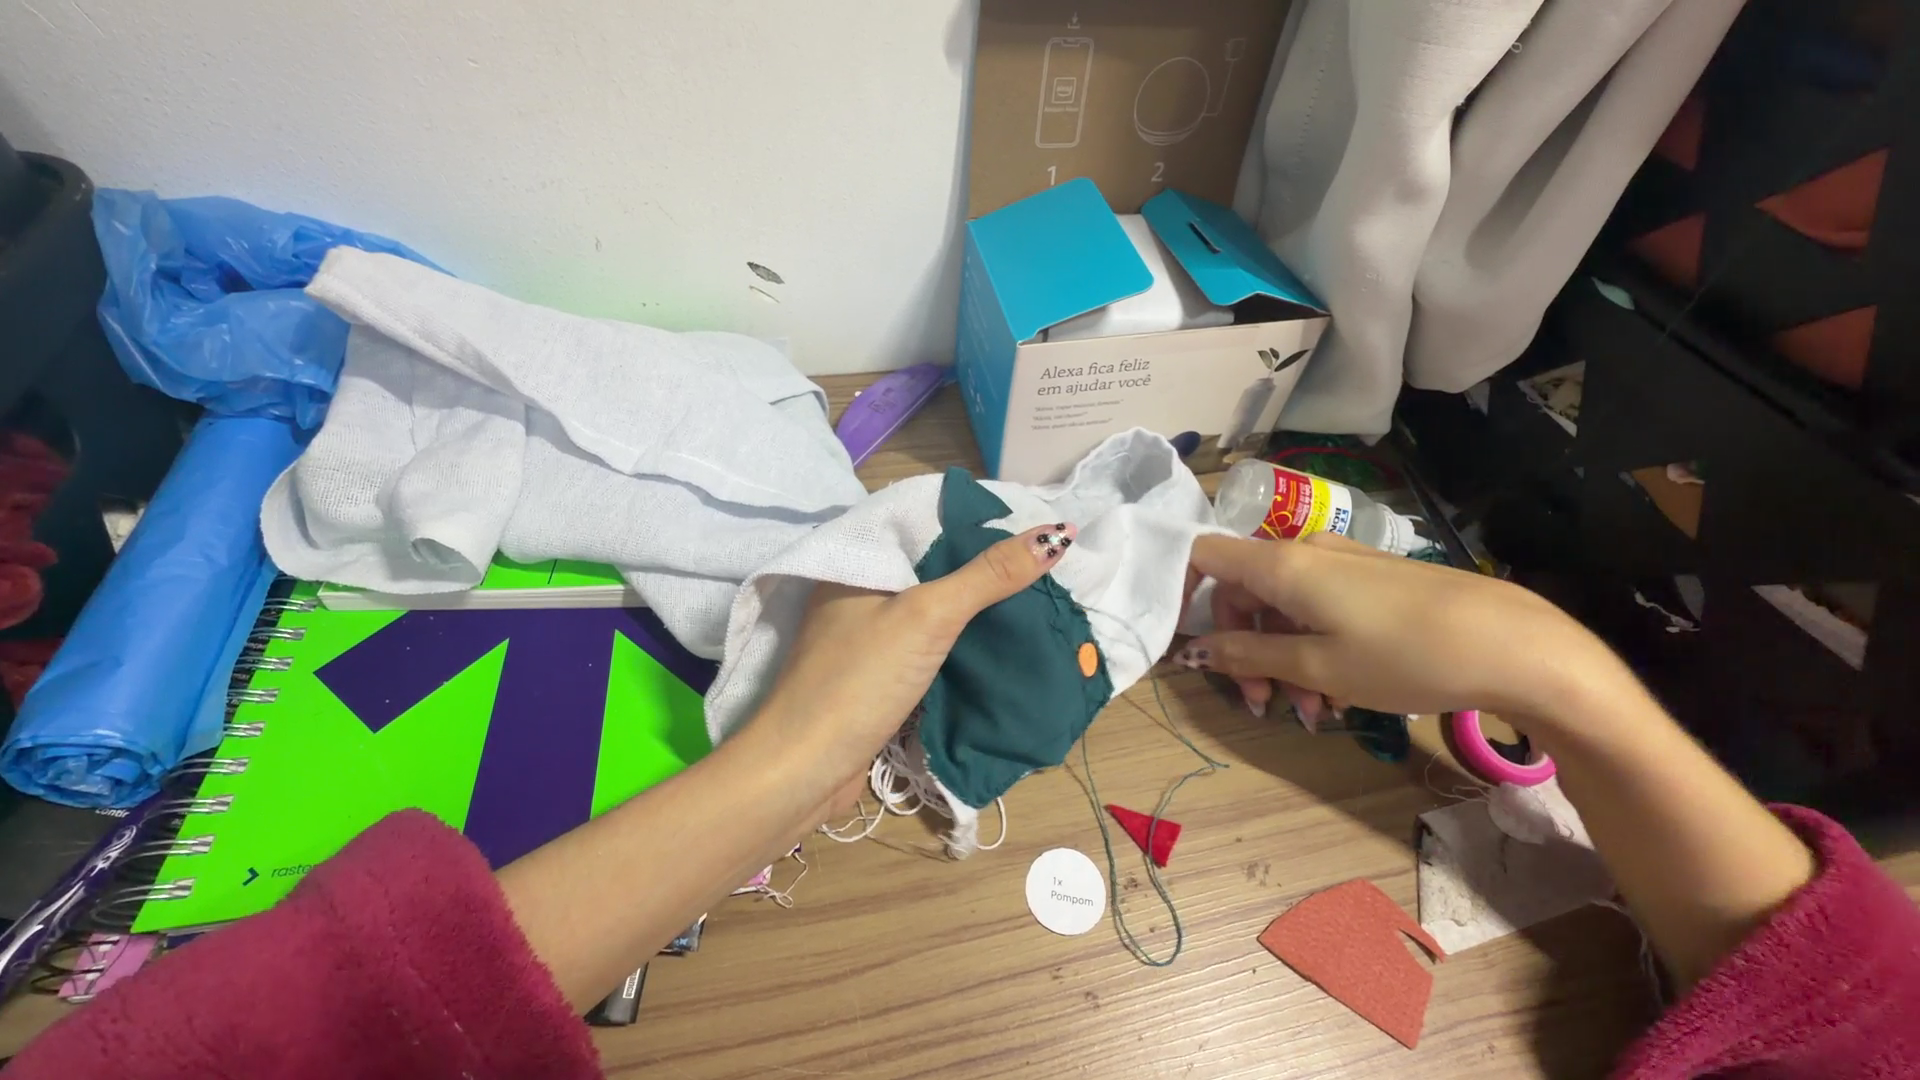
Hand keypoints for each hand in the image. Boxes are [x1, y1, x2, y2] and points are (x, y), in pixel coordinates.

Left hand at [749, 522, 1076, 775]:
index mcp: (857, 562)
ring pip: (931, 608)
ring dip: (974, 606)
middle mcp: (857, 591)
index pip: (923, 522)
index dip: (976, 520)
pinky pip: (927, 644)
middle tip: (1044, 559)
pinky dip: (959, 640)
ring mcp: (865, 636)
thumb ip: (989, 576)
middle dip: (983, 566)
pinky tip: (997, 639)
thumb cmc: (860, 680)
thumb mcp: (929, 616)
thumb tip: (1059, 531)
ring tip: (1033, 593)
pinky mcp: (876, 675)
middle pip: (931, 567)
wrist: (803, 771)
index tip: (1031, 520)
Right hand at [1174, 533, 1633, 739]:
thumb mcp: (1316, 665)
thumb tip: (1192, 650)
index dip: (1181, 593)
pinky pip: (1316, 606)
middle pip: (1242, 590)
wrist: (1512, 645)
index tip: (1187, 643)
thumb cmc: (1402, 655)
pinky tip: (1336, 691)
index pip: (1203, 556)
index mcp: (1281, 564)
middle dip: (1241, 647)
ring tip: (1309, 711)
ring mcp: (1341, 562)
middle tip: (1262, 703)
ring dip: (1279, 657)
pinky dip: (1310, 646)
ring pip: (1282, 606)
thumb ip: (1246, 653)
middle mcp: (1304, 551)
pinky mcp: (1370, 579)